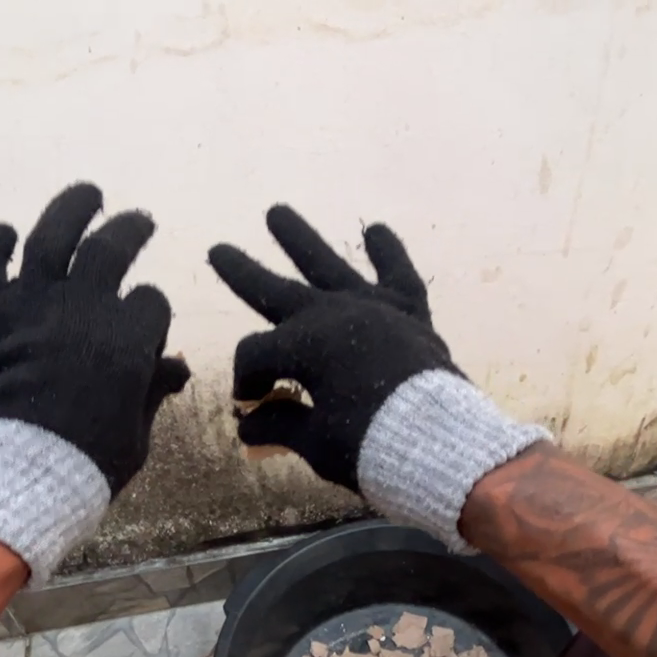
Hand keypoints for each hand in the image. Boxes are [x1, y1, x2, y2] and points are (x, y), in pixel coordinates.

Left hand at [0, 183, 190, 581]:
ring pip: (52, 238)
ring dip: (71, 209)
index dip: (155, 314)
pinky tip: (4, 230)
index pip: (153, 303)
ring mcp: (34, 305)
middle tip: (140, 220)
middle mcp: (84, 307)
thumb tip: (176, 369)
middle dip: (130, 230)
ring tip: (88, 193)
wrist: (25, 470)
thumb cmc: (93, 458)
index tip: (151, 329)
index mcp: (128, 337)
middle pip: (112, 249)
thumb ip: (153, 390)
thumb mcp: (138, 429)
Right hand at [209, 206, 544, 550]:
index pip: (257, 354)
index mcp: (302, 345)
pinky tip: (376, 230)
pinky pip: (397, 273)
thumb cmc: (369, 444)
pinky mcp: (409, 312)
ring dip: (300, 239)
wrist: (438, 444)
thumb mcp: (314, 441)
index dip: (247, 380)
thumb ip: (280, 425)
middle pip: (276, 291)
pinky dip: (388, 252)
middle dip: (244, 274)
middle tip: (218, 250)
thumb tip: (248, 423)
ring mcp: (372, 307)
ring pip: (328, 266)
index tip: (250, 405)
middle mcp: (331, 314)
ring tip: (277, 212)